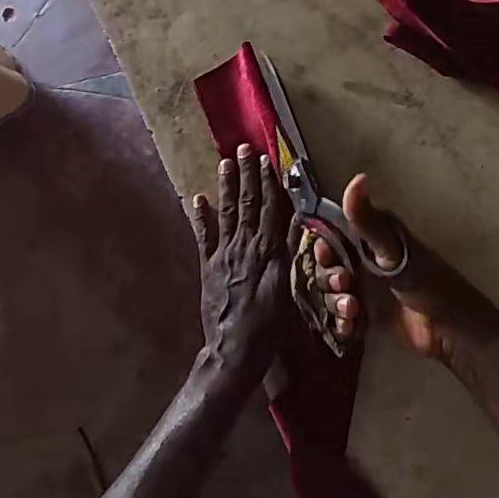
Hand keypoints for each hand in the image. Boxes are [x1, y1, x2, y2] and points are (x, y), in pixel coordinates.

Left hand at [186, 143, 290, 383]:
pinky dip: (200, 216)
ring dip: (226, 186)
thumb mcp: (288, 288)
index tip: (268, 158)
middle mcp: (245, 245)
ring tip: (225, 162)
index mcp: (268, 250)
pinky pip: (204, 236)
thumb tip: (300, 220)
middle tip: (243, 148)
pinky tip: (198, 197)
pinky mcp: (208, 266)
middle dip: (246, 174)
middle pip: (247, 203)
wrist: (235, 349)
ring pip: (226, 213)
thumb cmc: (270, 325)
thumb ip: (291, 251)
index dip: (269, 182)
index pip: (270, 208)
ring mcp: (224, 254)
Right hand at [340, 174, 498, 368]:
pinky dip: (341, 322)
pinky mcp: (367, 317)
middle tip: (344, 284)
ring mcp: (365, 290)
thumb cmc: (426, 280)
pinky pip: (341, 318)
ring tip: (352, 309)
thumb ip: (367, 218)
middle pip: (327, 266)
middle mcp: (363, 261)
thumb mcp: (393, 248)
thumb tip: (358, 178)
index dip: (322, 245)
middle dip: (328, 277)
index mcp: (369, 239)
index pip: (331, 235)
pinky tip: (351, 327)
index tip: (325, 255)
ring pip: (331, 293)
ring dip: (334, 301)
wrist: (450, 329)